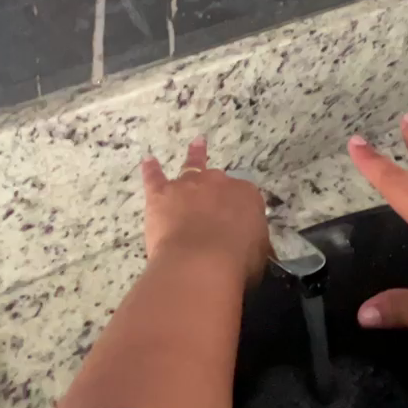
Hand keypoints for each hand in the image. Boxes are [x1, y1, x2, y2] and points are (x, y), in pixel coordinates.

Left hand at [141, 137, 268, 280]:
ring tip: (197, 144)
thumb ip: (255, 244)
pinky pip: (155, 177)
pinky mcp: (162, 195)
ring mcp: (189, 186)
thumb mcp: (259, 255)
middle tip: (217, 203)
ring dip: (195, 155)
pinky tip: (148, 160)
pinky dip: (151, 169)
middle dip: (218, 190)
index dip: (240, 211)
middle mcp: (219, 183)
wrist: (200, 263)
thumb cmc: (236, 262)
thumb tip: (252, 248)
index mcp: (247, 195)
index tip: (239, 227)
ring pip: (192, 166)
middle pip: (219, 181)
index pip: (246, 197)